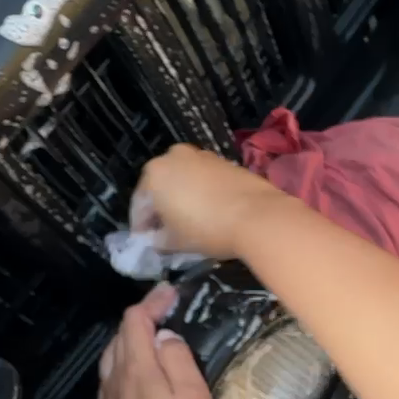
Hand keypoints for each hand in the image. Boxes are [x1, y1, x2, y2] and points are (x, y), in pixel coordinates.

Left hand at [98, 284, 217, 398]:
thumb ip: (177, 358)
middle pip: (120, 336)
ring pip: (112, 356)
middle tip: (167, 310)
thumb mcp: (192, 393)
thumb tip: (165, 336)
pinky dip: (125, 361)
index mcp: (136, 368)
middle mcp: (115, 379)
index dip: (151, 302)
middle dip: (141, 318)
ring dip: (131, 339)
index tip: (171, 292)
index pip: (135, 321)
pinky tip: (140, 371)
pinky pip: (112, 377)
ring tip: (154, 336)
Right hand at [130, 144, 295, 258]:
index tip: (145, 242)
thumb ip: (159, 240)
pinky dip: (202, 193)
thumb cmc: (207, 229)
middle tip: (166, 232)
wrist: (258, 216)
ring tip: (189, 223)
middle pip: (161, 187)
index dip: (141, 227)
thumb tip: (156, 239)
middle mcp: (174, 156)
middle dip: (162, 209)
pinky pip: (205, 179)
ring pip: (184, 180)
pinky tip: (210, 212)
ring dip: (182, 198)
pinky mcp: (226, 161)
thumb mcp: (176, 242)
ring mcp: (203, 156)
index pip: (140, 204)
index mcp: (154, 173)